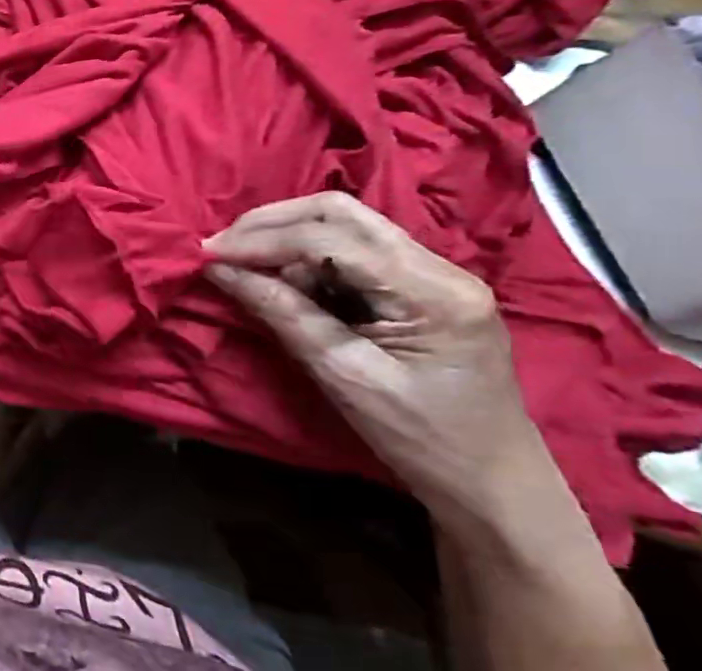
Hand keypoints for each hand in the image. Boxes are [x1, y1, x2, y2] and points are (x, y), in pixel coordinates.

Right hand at [202, 192, 545, 513]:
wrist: (493, 489)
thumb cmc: (422, 442)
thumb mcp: (344, 377)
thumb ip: (283, 314)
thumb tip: (220, 269)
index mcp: (432, 291)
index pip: (330, 239)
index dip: (261, 241)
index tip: (208, 254)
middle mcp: (438, 266)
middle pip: (338, 212)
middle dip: (271, 223)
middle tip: (223, 248)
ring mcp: (434, 271)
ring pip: (343, 224)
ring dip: (286, 237)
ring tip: (245, 265)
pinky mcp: (419, 284)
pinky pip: (352, 250)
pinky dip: (307, 258)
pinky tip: (283, 280)